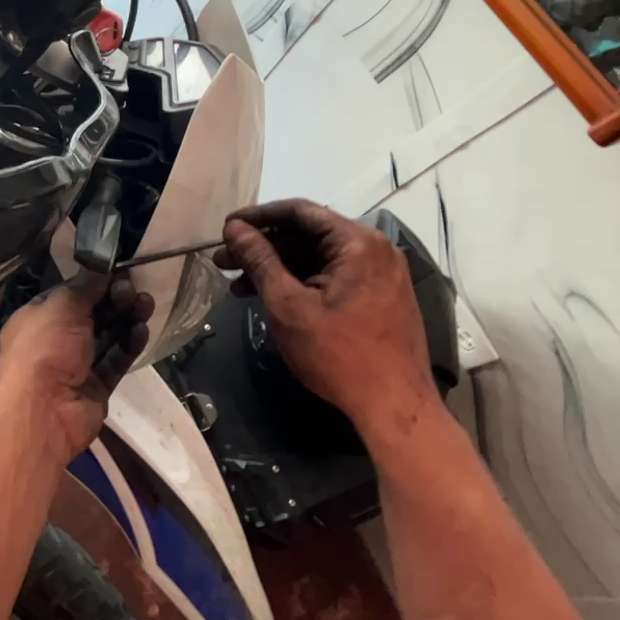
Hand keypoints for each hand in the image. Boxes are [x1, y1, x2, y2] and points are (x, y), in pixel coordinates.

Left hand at [0, 274, 152, 462]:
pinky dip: (129, 344)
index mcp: (39, 317)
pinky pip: (116, 360)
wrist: (43, 410)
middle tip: (134, 290)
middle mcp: (56, 339)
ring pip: (107, 336)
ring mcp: (77, 365)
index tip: (118, 274)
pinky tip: (142, 329)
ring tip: (147, 304)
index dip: (94, 284)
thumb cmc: (44, 347)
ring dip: (127, 319)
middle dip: (114, 300)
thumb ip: (85, 287)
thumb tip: (102, 270)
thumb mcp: (61, 305)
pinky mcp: (97, 386)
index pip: (70, 295)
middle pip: (92, 315)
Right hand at [215, 199, 437, 440]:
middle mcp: (374, 250)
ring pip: (317, 258)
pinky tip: (271, 297)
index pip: (299, 211)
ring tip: (238, 284)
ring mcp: (380, 274)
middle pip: (307, 235)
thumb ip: (260, 260)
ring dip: (277, 267)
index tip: (226, 228)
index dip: (258, 217)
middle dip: (263, 247)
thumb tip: (235, 228)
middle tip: (224, 260)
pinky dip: (300, 282)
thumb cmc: (338, 354)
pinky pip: (332, 277)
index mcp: (357, 243)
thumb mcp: (288, 304)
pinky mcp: (379, 297)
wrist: (395, 408)